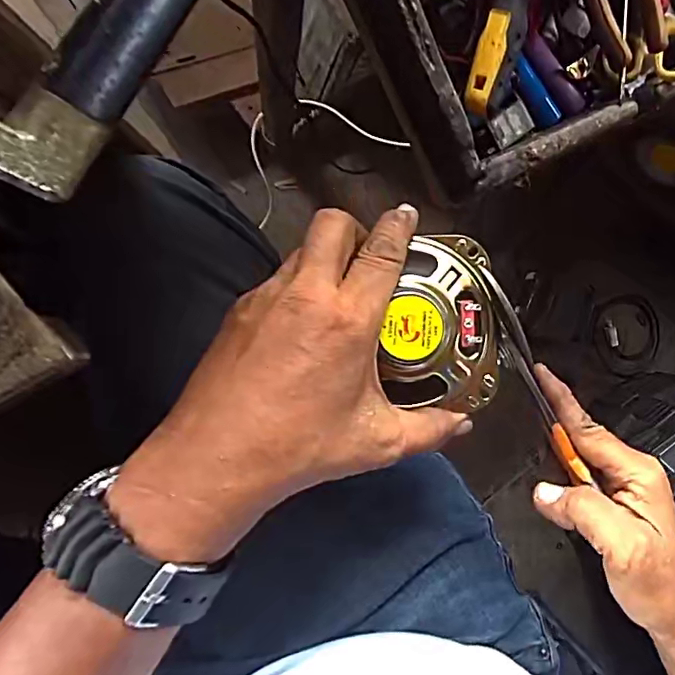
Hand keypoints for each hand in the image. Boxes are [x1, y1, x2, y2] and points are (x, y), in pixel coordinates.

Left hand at [108, 205, 469, 562]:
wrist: (213, 460)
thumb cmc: (298, 447)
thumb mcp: (377, 441)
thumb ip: (429, 429)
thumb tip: (461, 424)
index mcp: (348, 320)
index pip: (380, 253)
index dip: (398, 227)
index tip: (406, 214)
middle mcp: (306, 296)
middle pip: (332, 225)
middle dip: (357, 226)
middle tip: (374, 253)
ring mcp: (266, 299)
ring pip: (302, 248)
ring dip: (327, 255)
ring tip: (343, 291)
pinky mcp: (239, 312)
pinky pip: (278, 278)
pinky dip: (299, 284)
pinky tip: (305, 324)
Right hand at [530, 365, 674, 649]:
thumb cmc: (663, 585)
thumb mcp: (622, 545)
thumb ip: (583, 510)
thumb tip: (547, 491)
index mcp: (639, 475)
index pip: (590, 430)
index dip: (563, 401)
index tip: (544, 376)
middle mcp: (635, 477)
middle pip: (585, 440)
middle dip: (557, 419)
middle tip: (530, 396)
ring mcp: (628, 494)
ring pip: (584, 463)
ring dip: (560, 450)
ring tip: (536, 433)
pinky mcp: (620, 511)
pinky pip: (586, 485)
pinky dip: (566, 478)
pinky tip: (555, 480)